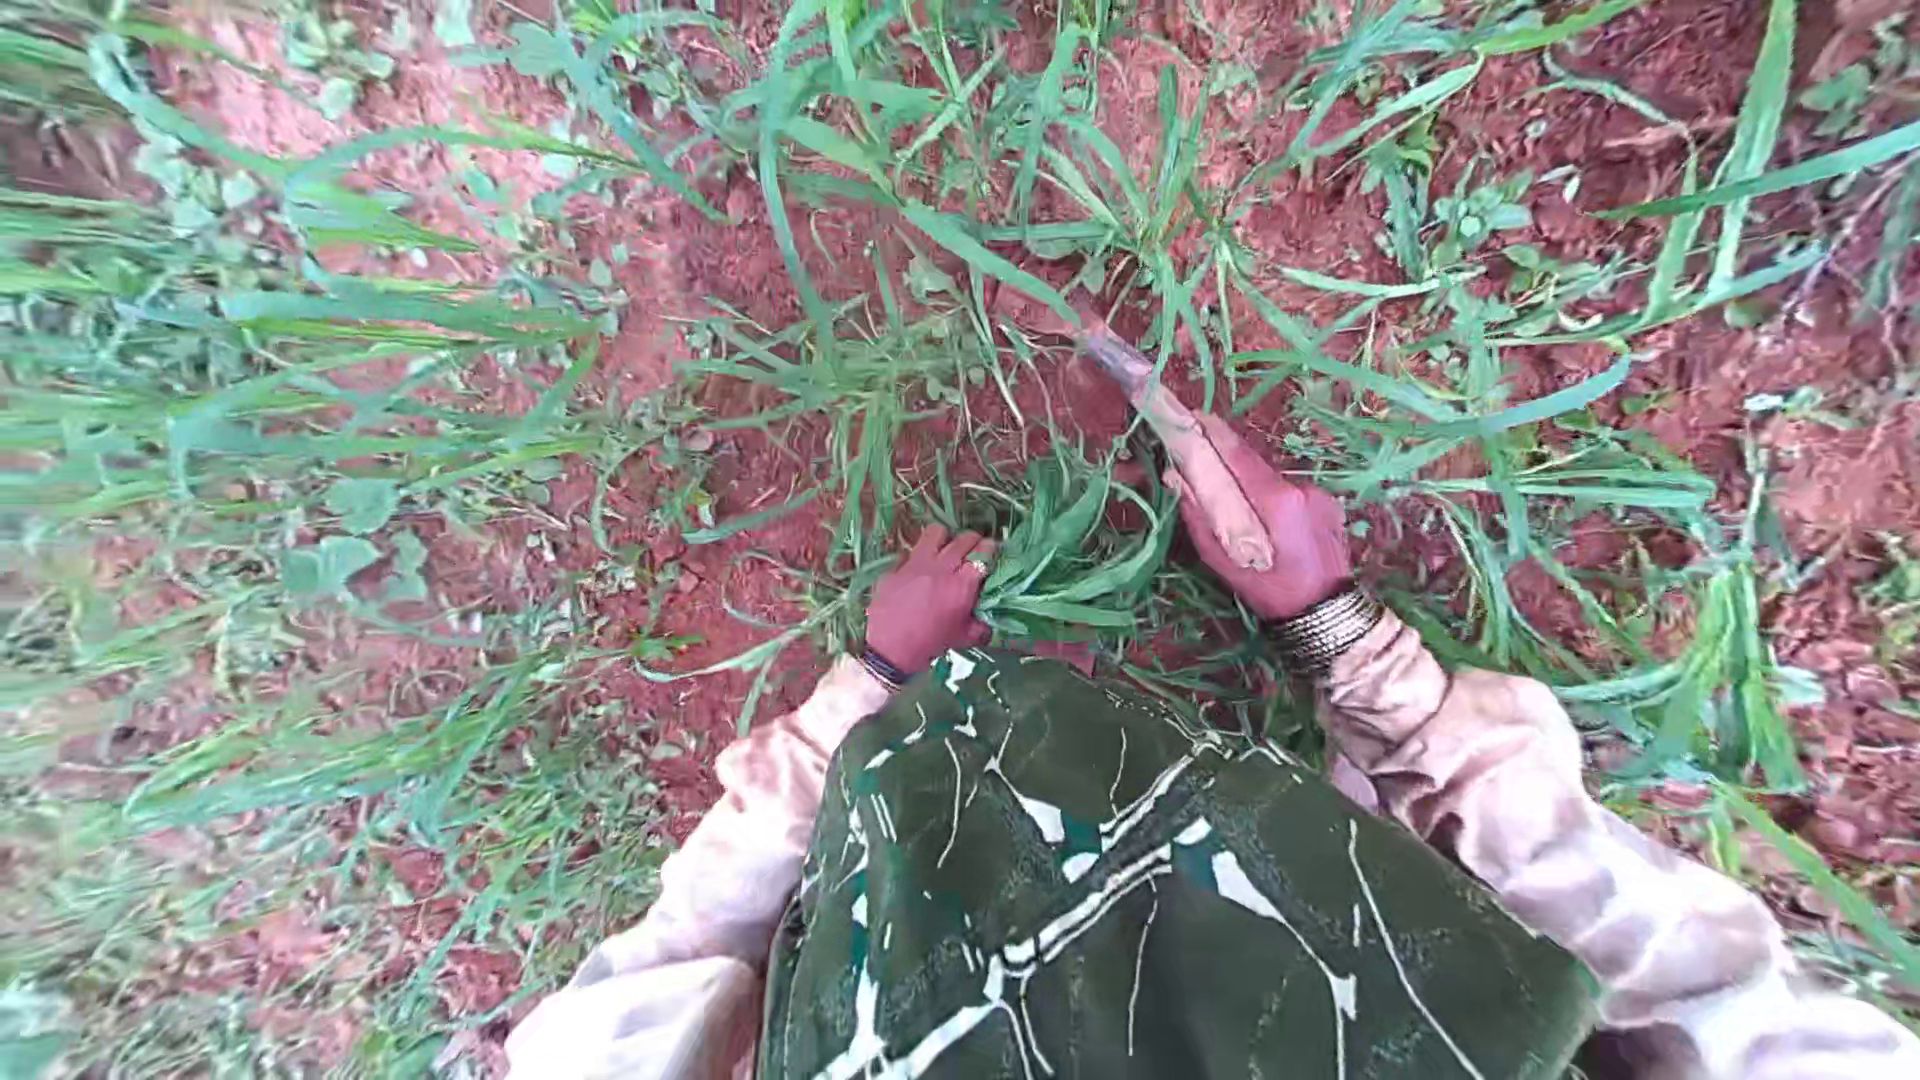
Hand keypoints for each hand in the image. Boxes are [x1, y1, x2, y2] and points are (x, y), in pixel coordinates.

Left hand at [865, 525, 994, 672]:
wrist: (888, 650)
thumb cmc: (928, 644)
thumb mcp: (961, 637)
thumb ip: (978, 626)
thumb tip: (988, 622)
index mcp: (961, 586)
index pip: (983, 554)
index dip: (990, 549)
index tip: (991, 552)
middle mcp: (941, 569)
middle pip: (964, 539)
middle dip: (974, 540)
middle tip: (974, 549)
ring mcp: (916, 564)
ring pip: (937, 533)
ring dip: (946, 538)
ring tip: (947, 548)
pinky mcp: (896, 567)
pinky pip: (912, 551)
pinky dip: (921, 556)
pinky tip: (920, 569)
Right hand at [1170, 414, 1350, 619]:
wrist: (1324, 611)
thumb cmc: (1266, 588)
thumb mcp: (1221, 559)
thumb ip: (1199, 516)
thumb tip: (1176, 478)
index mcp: (1274, 501)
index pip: (1238, 455)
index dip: (1215, 434)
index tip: (1195, 417)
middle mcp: (1299, 488)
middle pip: (1253, 463)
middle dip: (1227, 457)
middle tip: (1202, 451)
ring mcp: (1317, 493)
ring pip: (1270, 477)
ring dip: (1248, 481)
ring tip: (1232, 499)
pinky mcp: (1326, 502)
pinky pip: (1287, 490)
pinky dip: (1269, 496)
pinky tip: (1265, 519)